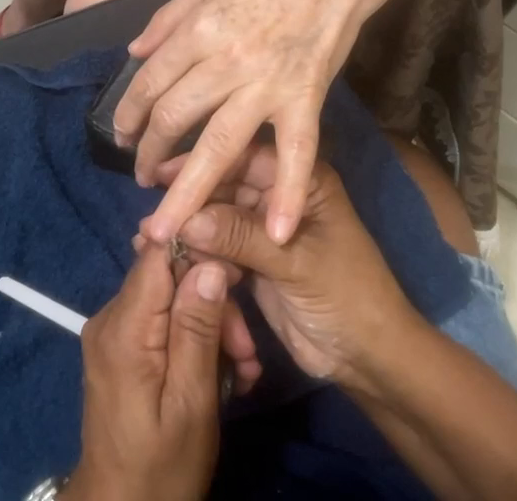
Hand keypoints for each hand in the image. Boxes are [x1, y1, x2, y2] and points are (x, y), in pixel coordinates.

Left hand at [63, 246, 229, 500]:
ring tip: (242, 370)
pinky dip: (192, 339)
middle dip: (213, 304)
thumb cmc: (162, 466)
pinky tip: (221, 371)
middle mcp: (110, 319)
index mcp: (124, 329)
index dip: (200, 252)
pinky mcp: (120, 348)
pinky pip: (161, 323)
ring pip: (170, 300)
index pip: (158, 254)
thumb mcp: (191, 402)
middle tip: (246, 353)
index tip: (238, 276)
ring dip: (210, 326)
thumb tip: (211, 264)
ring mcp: (112, 333)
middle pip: (169, 278)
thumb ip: (198, 330)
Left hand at [115, 0, 381, 245]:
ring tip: (166, 227)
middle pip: (175, 118)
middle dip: (148, 154)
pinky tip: (277, 234)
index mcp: (198, 31)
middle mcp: (224, 62)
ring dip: (187, 191)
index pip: (150, 83)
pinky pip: (296, 152)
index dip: (130, 114)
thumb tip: (135, 55)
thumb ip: (168, 20)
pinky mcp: (304, 98)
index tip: (124, 135)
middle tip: (138, 179)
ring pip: (218, 146)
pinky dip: (288, 193)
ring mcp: (265, 85)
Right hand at [158, 151, 418, 389]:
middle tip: (149, 219)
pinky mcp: (255, 261)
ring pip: (217, 219)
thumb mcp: (296, 263)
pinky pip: (218, 248)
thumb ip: (240, 237)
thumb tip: (183, 218)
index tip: (158, 177)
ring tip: (149, 242)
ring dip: (188, 232)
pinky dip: (197, 255)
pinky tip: (169, 259)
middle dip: (188, 203)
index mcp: (302, 180)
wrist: (368, 356)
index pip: (245, 159)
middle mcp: (281, 197)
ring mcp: (266, 229)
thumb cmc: (346, 296)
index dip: (202, 165)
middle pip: (225, 188)